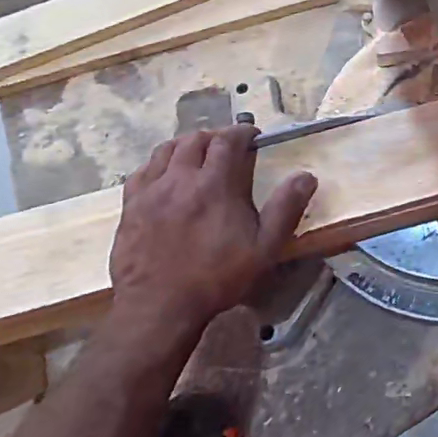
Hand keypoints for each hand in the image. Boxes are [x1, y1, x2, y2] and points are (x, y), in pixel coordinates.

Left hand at [110, 126, 318, 334]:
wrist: (159, 304)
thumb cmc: (216, 278)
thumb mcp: (263, 249)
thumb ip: (285, 209)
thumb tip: (306, 176)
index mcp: (214, 183)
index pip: (228, 140)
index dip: (241, 132)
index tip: (251, 135)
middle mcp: (180, 177)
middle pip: (195, 139)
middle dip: (214, 137)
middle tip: (225, 146)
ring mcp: (151, 189)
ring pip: (166, 149)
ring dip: (185, 145)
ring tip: (195, 154)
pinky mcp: (131, 205)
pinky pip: (143, 170)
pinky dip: (157, 163)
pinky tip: (163, 174)